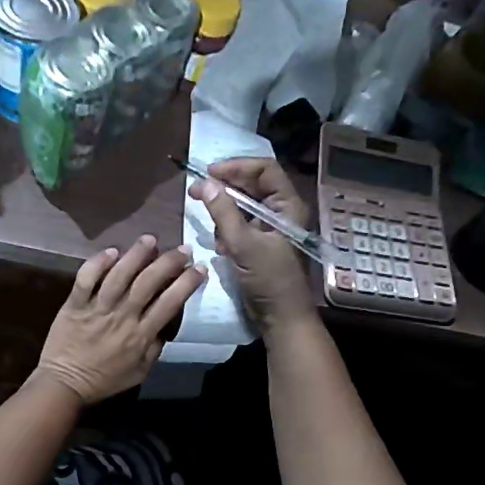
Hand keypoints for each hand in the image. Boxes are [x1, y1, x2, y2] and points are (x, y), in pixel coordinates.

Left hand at [35, 234, 205, 403]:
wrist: (64, 384)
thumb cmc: (105, 380)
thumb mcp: (140, 371)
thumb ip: (155, 346)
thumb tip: (166, 323)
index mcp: (141, 335)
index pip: (170, 303)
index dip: (187, 283)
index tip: (199, 268)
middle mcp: (122, 317)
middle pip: (148, 282)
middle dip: (169, 262)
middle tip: (183, 248)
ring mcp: (97, 309)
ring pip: (119, 275)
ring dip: (137, 255)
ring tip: (150, 239)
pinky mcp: (75, 305)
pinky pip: (86, 279)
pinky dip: (98, 263)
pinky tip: (112, 251)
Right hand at [188, 158, 315, 334]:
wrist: (281, 318)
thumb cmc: (270, 280)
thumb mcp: (244, 244)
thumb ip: (223, 212)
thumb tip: (204, 184)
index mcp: (288, 206)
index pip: (265, 170)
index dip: (236, 167)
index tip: (209, 172)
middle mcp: (282, 212)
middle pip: (252, 185)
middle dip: (225, 187)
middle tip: (196, 191)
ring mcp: (271, 228)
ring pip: (243, 206)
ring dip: (224, 211)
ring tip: (212, 225)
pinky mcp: (260, 244)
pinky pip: (240, 225)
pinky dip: (227, 229)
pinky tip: (220, 245)